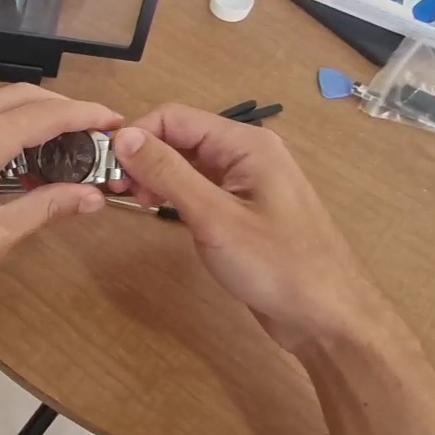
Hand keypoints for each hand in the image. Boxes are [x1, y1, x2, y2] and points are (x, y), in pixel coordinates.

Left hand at [0, 85, 121, 337]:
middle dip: (58, 110)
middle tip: (89, 135)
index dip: (83, 115)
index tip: (110, 121)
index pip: (42, 115)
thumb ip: (46, 206)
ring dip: (26, 117)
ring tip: (56, 149)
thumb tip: (90, 197)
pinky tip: (12, 156)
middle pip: (18, 96)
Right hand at [111, 105, 391, 351]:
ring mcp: (246, 182)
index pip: (176, 117)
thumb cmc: (276, 265)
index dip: (137, 136)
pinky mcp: (242, 209)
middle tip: (117, 190)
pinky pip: (200, 187)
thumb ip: (169, 173)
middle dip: (144, 157)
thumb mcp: (214, 217)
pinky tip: (161, 212)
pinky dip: (174, 194)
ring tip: (138, 203)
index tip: (107, 168)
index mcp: (246, 144)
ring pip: (188, 163)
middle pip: (181, 137)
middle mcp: (247, 154)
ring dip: (157, 176)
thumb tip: (123, 137)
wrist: (326, 316)